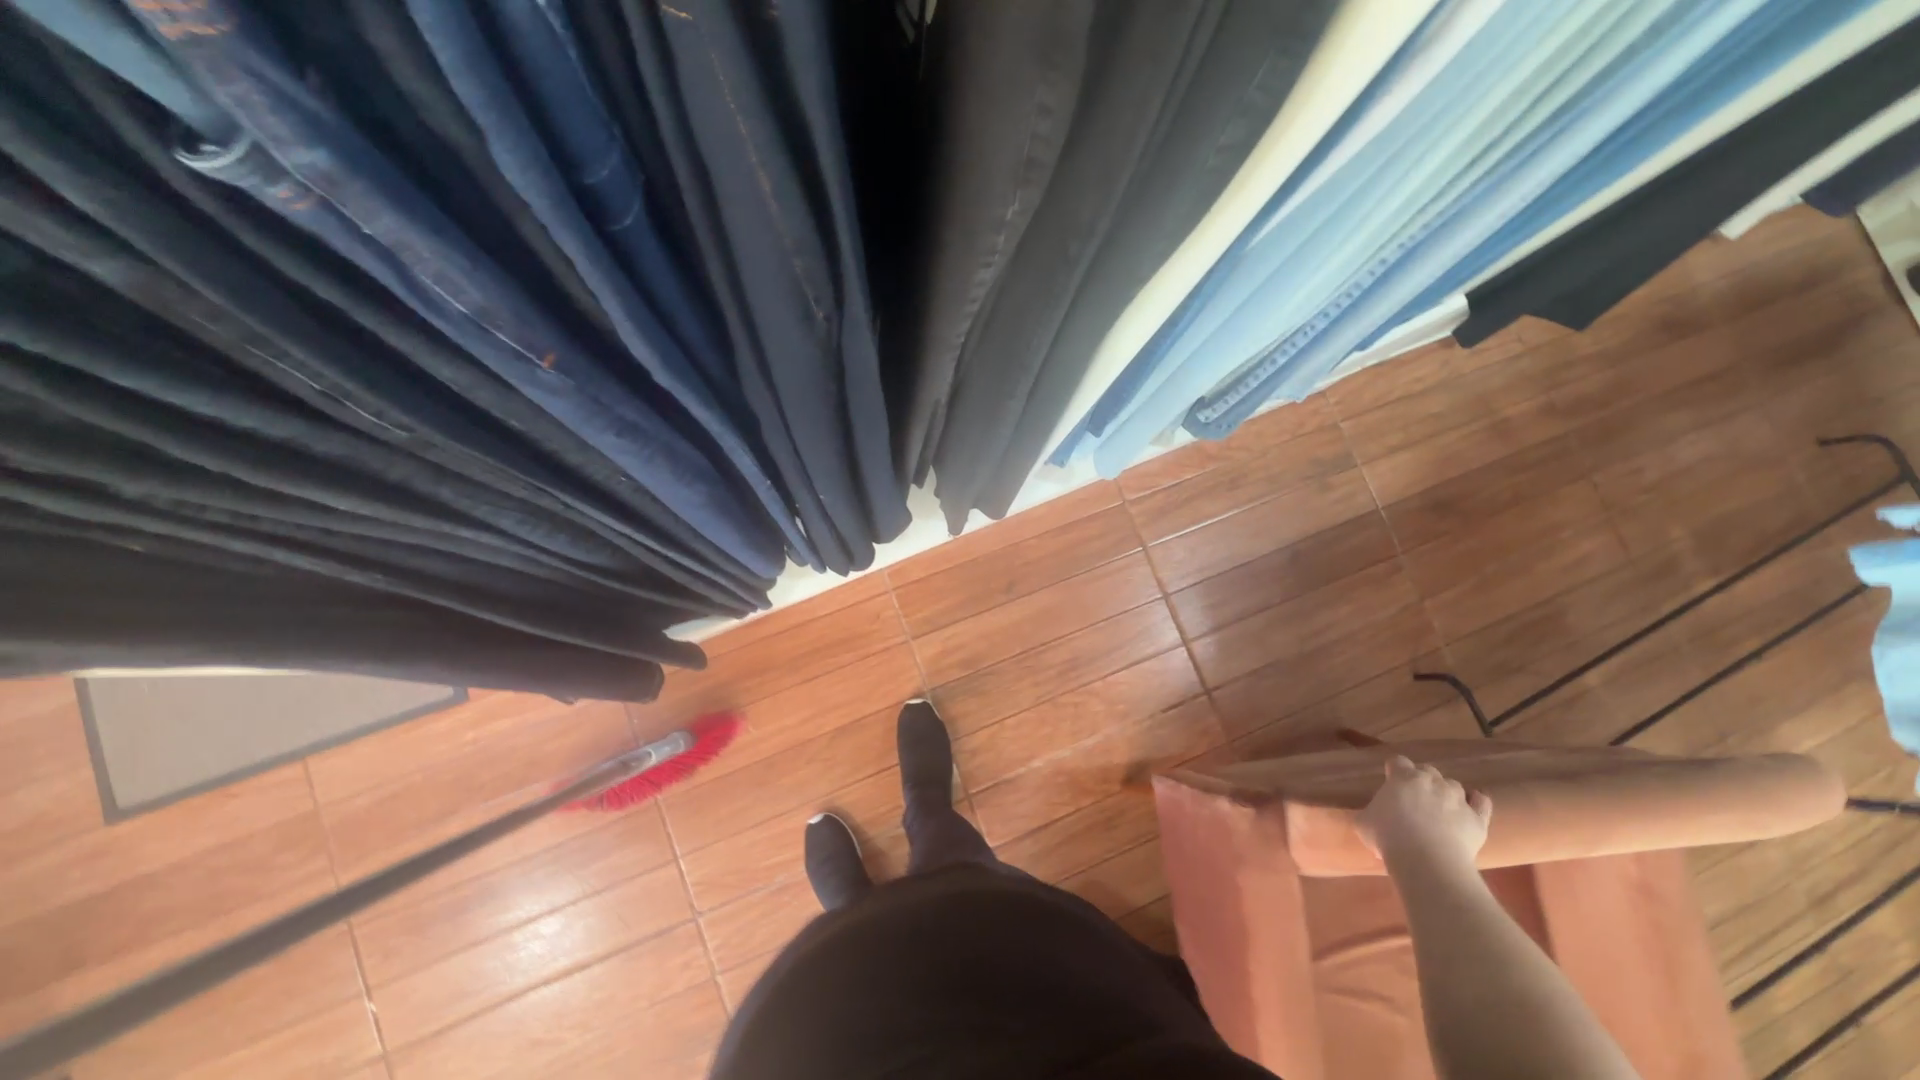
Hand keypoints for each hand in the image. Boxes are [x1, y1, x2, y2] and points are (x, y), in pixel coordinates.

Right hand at [1357, 755, 1491, 873]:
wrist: (1426, 860)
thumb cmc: (1388, 837)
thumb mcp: (1363, 823)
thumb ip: (1369, 812)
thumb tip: (1371, 815)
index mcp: (1403, 777)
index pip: (1398, 761)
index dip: (1394, 770)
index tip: (1390, 781)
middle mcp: (1433, 781)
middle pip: (1428, 770)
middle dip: (1421, 781)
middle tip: (1414, 799)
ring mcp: (1458, 798)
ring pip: (1453, 785)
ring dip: (1446, 793)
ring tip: (1440, 810)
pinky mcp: (1478, 817)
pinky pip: (1482, 802)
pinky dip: (1477, 801)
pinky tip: (1472, 807)